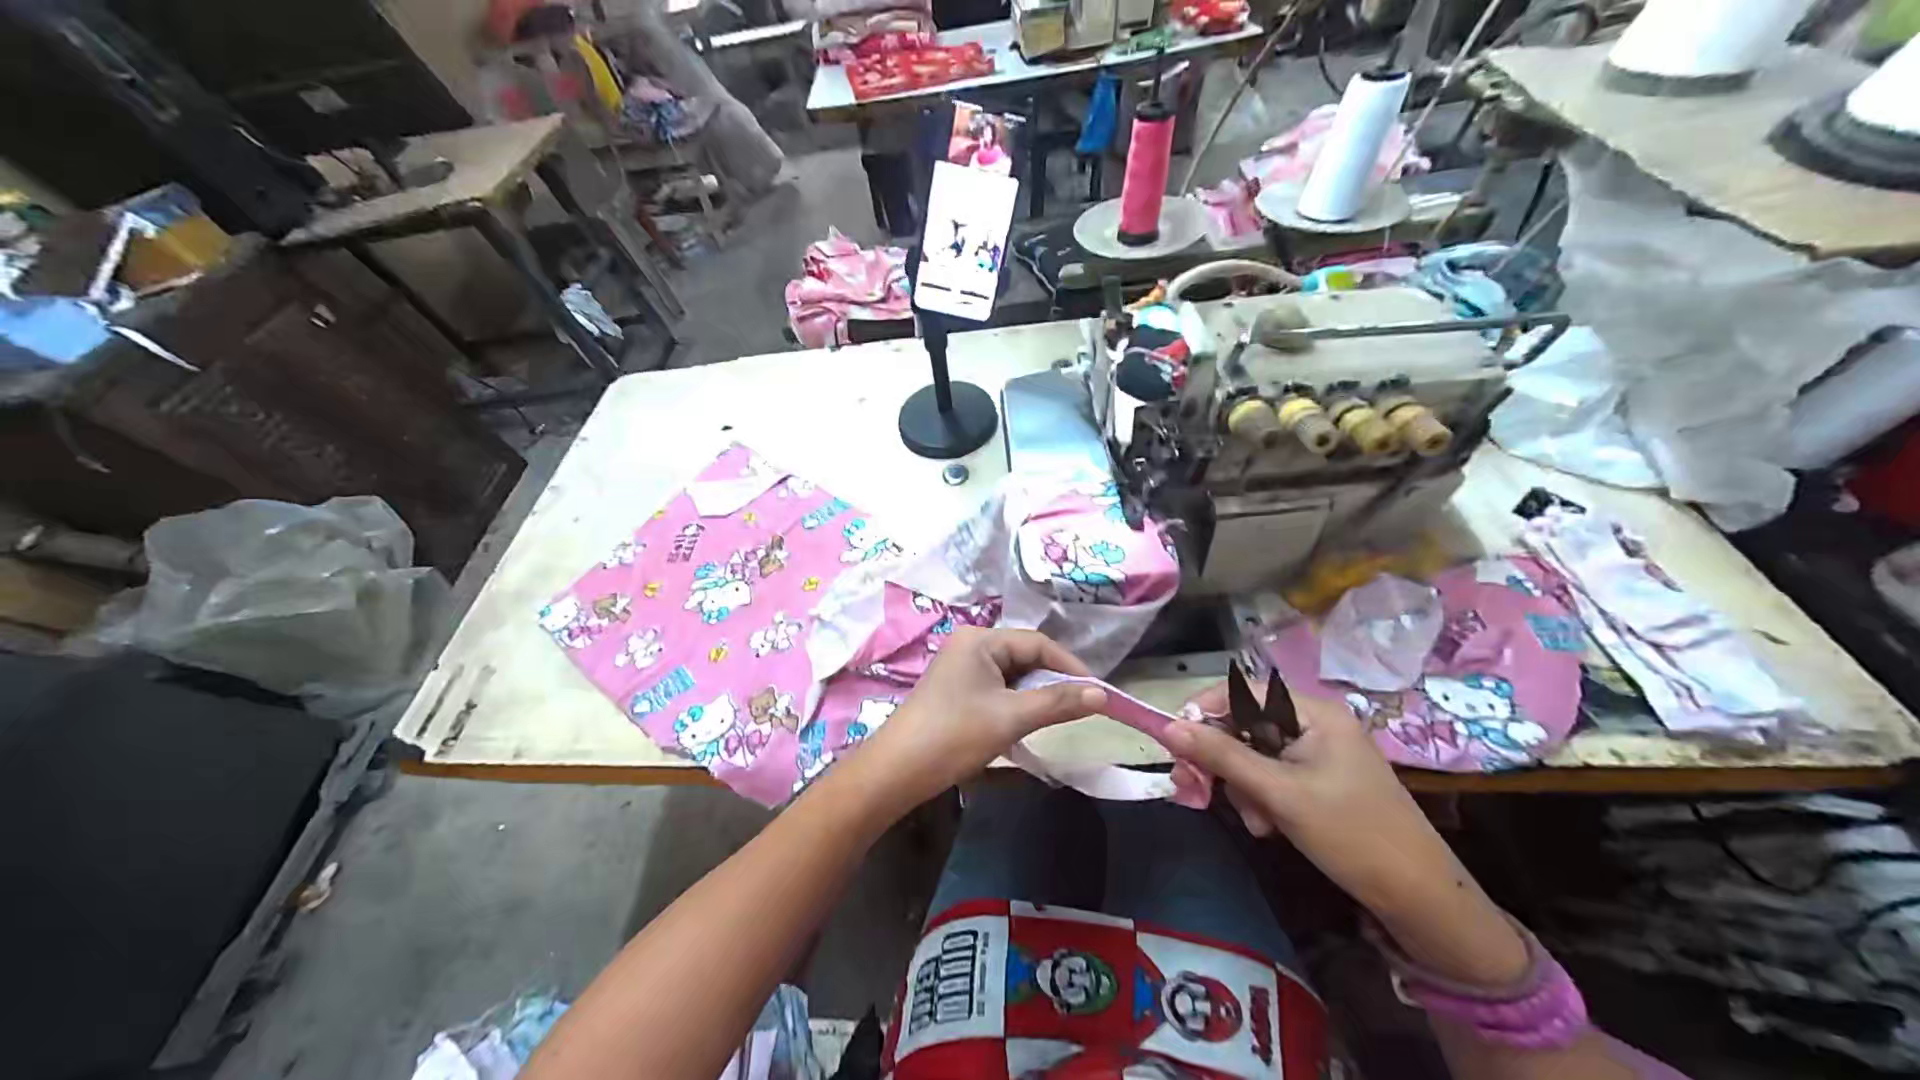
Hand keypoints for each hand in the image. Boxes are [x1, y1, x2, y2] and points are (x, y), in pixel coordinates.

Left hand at [836, 627, 1105, 818]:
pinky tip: (1028, 724)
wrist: (897, 771)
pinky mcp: (956, 692)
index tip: (1097, 693)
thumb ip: (1058, 702)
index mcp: (980, 640)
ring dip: (1036, 695)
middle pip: (1025, 656)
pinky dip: (1017, 704)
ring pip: (1012, 675)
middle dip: (1054, 681)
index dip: (1070, 666)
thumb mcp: (1011, 717)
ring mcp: (960, 669)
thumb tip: (1101, 694)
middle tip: (1082, 707)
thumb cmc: (955, 735)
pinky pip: (997, 690)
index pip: (1037, 643)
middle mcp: (969, 646)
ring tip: (1059, 717)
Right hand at [1161, 680, 1529, 987]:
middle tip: (1197, 791)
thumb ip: (1222, 756)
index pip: (1241, 692)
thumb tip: (1168, 727)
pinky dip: (1259, 798)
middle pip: (1243, 725)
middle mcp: (1313, 724)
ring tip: (1257, 823)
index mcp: (1313, 713)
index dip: (1204, 713)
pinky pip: (1270, 776)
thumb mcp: (1278, 793)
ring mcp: (1317, 753)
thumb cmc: (1351, 834)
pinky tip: (1268, 827)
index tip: (1177, 746)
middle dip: (1220, 760)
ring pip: (1251, 754)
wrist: (1419, 898)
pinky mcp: (1318, 780)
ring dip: (1241, 787)